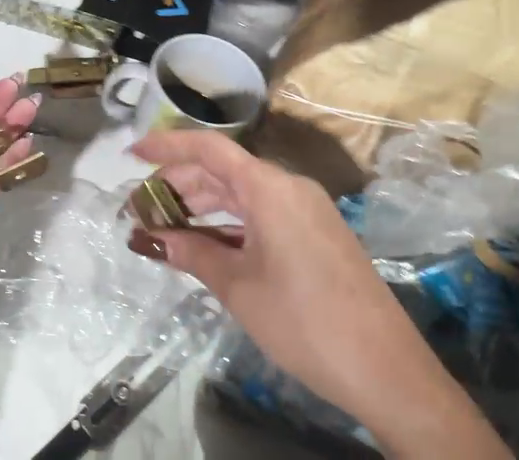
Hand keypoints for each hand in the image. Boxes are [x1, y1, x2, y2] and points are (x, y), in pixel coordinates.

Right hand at [131, 131, 504, 456]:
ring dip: (201, 206)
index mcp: (270, 189)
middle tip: (139, 208)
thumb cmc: (304, 322)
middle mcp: (289, 189)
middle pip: (222, 171)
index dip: (166, 146)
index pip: (208, 149)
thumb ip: (193, 253)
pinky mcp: (316, 236)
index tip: (131, 154)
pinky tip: (203, 244)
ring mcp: (307, 212)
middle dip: (178, 184)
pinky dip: (228, 223)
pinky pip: (261, 214)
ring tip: (163, 227)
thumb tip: (157, 238)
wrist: (388, 373)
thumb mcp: (238, 287)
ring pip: (241, 194)